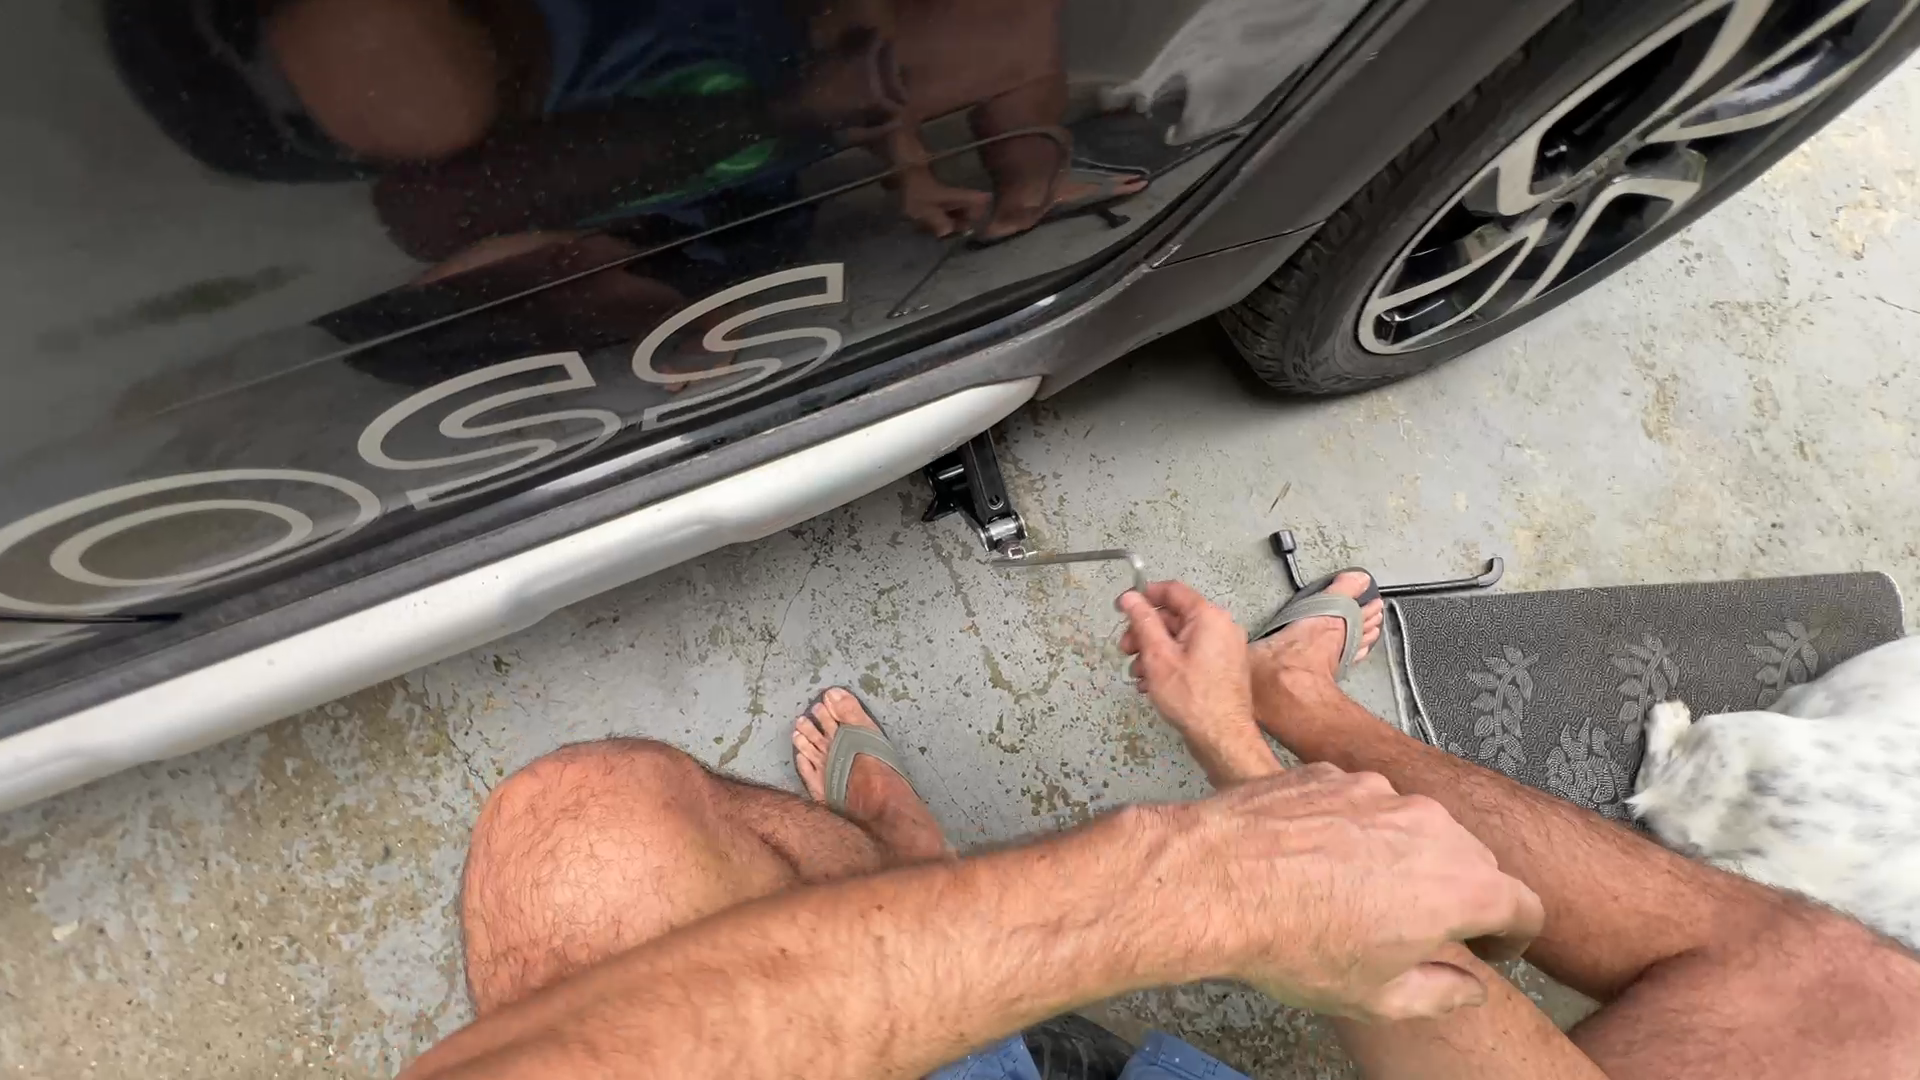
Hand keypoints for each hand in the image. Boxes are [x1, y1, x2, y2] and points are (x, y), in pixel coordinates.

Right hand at [1118, 582, 1275, 783]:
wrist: (1222, 738)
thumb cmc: (1191, 698)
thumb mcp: (1157, 655)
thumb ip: (1142, 621)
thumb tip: (1130, 597)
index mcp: (1208, 617)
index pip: (1171, 590)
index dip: (1143, 596)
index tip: (1122, 608)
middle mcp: (1221, 626)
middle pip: (1174, 616)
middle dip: (1145, 632)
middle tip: (1126, 649)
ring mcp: (1225, 648)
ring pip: (1180, 638)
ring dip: (1154, 651)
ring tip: (1138, 673)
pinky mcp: (1224, 667)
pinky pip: (1191, 653)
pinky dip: (1170, 662)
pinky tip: (1152, 682)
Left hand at [1128, 764, 1545, 1021]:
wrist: (1212, 878)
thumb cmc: (1290, 939)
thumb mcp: (1379, 997)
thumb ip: (1442, 992)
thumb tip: (1464, 984)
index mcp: (1459, 884)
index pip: (1522, 904)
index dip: (1511, 934)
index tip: (1488, 946)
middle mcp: (1424, 823)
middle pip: (1470, 857)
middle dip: (1458, 891)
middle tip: (1423, 921)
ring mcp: (1371, 789)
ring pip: (1411, 821)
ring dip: (1402, 851)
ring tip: (1359, 886)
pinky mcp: (1324, 772)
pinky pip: (1357, 799)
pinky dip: (1352, 823)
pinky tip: (1317, 853)